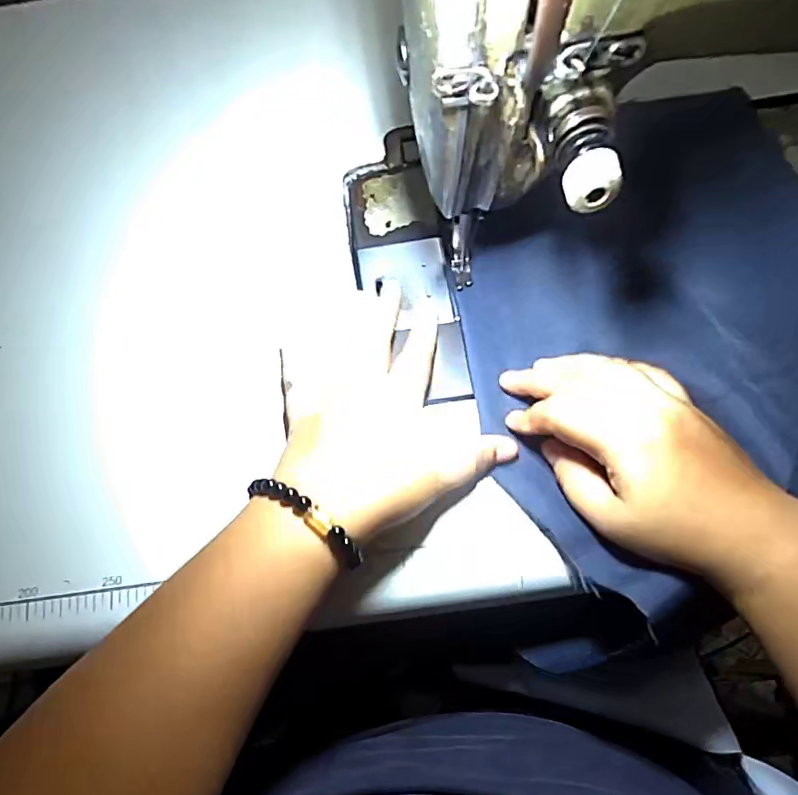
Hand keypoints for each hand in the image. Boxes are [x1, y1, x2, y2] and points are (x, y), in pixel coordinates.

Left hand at [273, 283, 516, 541]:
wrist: (320, 505)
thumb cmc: (384, 487)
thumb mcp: (440, 474)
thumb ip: (475, 456)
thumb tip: (510, 445)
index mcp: (399, 397)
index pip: (417, 356)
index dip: (425, 331)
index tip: (427, 305)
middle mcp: (362, 385)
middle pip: (375, 340)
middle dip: (384, 312)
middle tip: (387, 285)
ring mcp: (327, 395)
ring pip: (337, 348)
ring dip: (344, 322)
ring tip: (349, 298)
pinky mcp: (299, 413)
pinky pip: (295, 377)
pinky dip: (293, 358)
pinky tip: (288, 342)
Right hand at [498, 353, 797, 590]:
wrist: (747, 527)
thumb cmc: (675, 533)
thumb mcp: (611, 519)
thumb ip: (573, 479)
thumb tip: (552, 446)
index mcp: (626, 437)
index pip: (566, 412)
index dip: (534, 417)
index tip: (510, 423)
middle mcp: (647, 406)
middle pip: (585, 381)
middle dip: (543, 379)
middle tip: (511, 378)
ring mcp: (670, 399)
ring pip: (613, 369)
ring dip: (574, 366)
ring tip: (544, 366)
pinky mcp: (686, 403)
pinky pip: (643, 371)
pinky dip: (613, 366)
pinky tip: (598, 369)